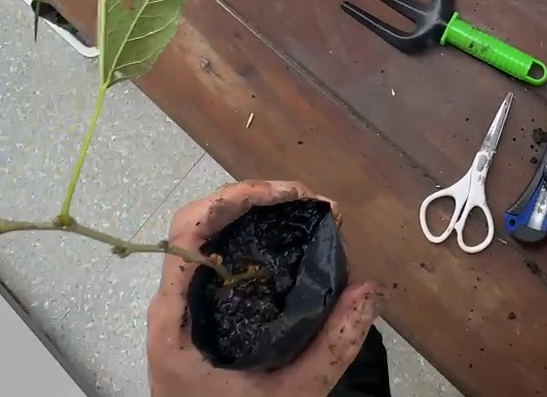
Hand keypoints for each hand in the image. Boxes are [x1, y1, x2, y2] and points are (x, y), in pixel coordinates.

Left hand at [147, 180, 382, 396]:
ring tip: (310, 214)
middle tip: (313, 205)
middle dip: (259, 198)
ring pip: (216, 230)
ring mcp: (188, 300)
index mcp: (176, 315)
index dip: (234, 198)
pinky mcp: (203, 307)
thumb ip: (329, 348)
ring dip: (261, 211)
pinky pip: (226, 252)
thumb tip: (370, 289)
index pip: (189, 229)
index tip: (289, 198)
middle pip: (205, 219)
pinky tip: (295, 241)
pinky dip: (260, 234)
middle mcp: (176, 298)